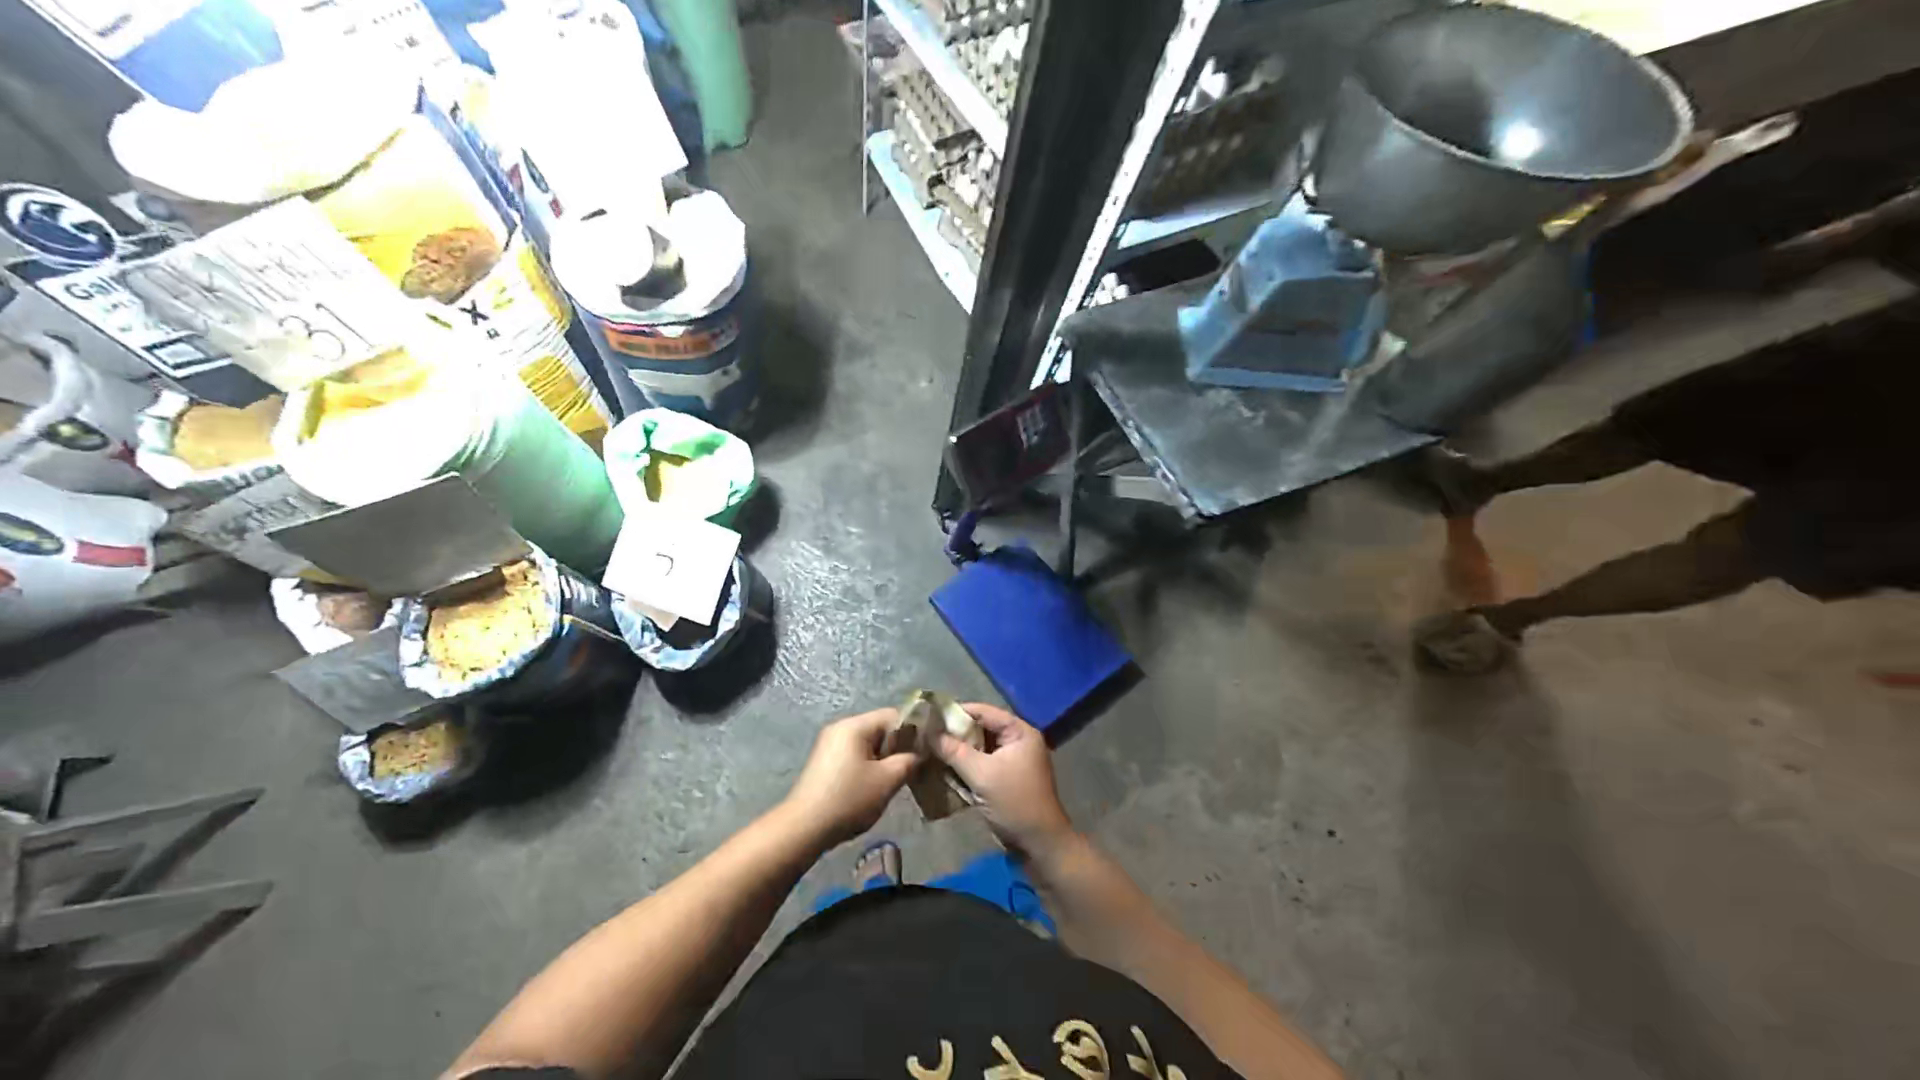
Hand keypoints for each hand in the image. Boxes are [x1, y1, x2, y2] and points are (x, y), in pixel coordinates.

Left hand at [781, 709, 918, 848]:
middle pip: (881, 728)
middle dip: (900, 746)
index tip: (929, 749)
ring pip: (869, 743)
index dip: (916, 729)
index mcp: (854, 726)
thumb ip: (909, 761)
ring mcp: (830, 744)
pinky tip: (877, 785)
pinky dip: (871, 765)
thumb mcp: (887, 780)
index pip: (894, 715)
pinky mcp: (826, 761)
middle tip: (916, 766)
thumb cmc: (849, 799)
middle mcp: (841, 728)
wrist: (804, 828)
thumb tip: (920, 753)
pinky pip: (856, 754)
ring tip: (899, 778)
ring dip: (886, 758)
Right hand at [934, 703, 1075, 855]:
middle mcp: (1017, 740)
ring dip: (958, 751)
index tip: (928, 716)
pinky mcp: (1005, 777)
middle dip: (954, 733)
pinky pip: (981, 763)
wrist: (1039, 844)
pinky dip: (965, 765)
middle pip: (980, 728)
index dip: (956, 712)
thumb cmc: (1014, 803)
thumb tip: (928, 732)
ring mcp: (1012, 760)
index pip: (983, 711)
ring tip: (930, 750)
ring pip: (978, 747)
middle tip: (925, 736)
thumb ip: (954, 751)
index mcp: (1019, 732)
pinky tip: (944, 769)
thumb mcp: (981, 774)